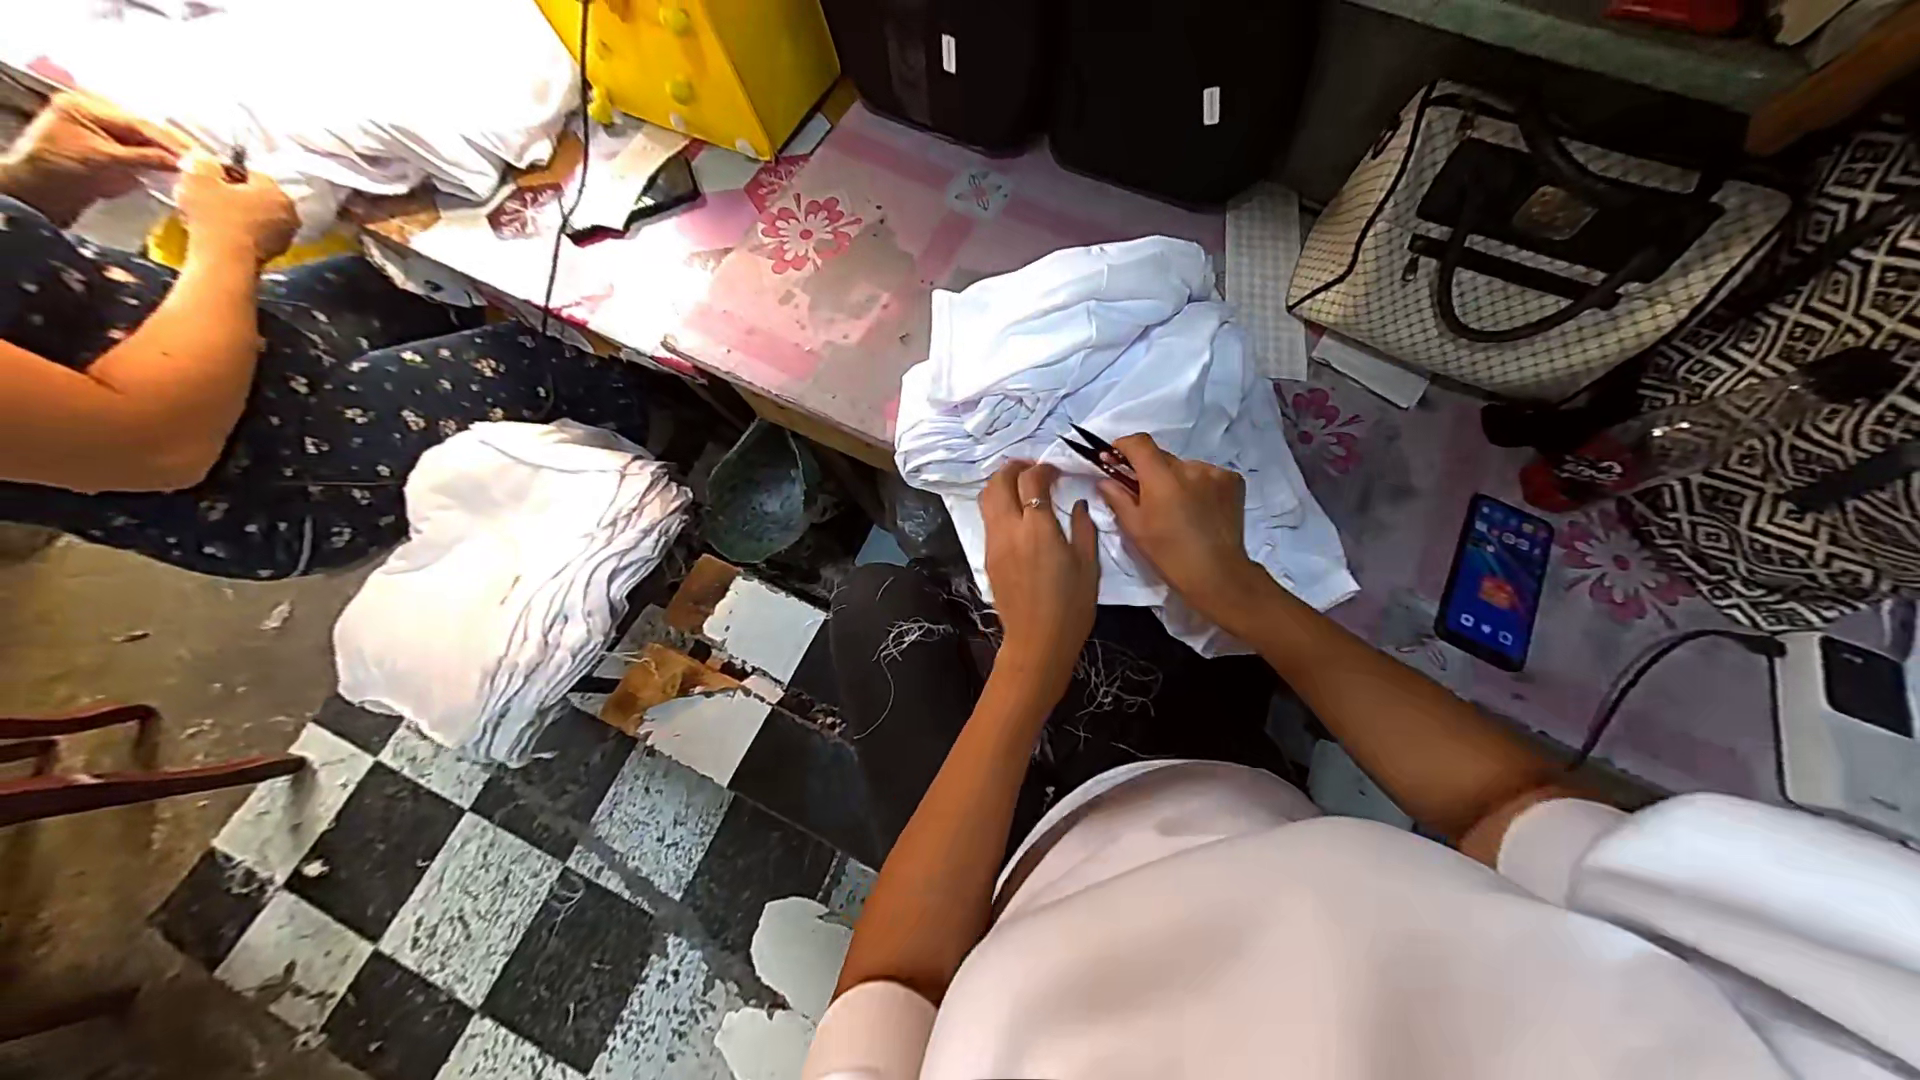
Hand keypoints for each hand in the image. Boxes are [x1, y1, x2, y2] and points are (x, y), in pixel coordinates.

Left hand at [0, 93, 188, 224]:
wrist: (43, 192)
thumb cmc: (63, 170)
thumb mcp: (106, 160)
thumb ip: (147, 158)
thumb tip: (188, 163)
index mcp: (84, 107)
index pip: (139, 123)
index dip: (173, 142)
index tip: (202, 159)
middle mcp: (97, 116)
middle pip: (148, 131)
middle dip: (177, 149)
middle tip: (209, 165)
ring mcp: (109, 134)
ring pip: (152, 143)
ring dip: (175, 157)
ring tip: (203, 170)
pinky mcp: (119, 152)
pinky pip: (150, 155)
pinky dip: (168, 163)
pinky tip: (186, 172)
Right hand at [174, 153, 297, 265]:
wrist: (227, 257)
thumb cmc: (214, 214)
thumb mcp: (197, 178)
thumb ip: (203, 163)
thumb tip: (207, 159)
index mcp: (278, 194)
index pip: (253, 173)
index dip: (227, 170)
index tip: (207, 175)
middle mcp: (292, 214)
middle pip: (260, 195)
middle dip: (236, 191)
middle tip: (209, 192)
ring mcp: (289, 234)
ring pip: (260, 213)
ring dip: (240, 210)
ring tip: (214, 211)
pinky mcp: (280, 250)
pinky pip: (260, 231)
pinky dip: (245, 227)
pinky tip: (225, 228)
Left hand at [981, 462, 1099, 692]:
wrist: (1037, 640)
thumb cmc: (1071, 606)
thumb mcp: (1088, 564)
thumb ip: (1083, 528)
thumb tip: (1078, 504)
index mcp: (1037, 528)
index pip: (1031, 480)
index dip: (1043, 469)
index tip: (1055, 472)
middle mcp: (1009, 529)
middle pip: (998, 482)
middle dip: (1014, 468)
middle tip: (1032, 469)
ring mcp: (994, 543)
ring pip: (986, 499)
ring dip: (1001, 484)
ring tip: (1021, 486)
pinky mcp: (988, 557)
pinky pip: (988, 520)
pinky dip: (998, 506)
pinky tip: (1017, 514)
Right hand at [1097, 433, 1275, 634]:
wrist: (1216, 573)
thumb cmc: (1168, 553)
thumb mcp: (1134, 528)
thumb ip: (1117, 497)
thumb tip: (1104, 479)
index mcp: (1161, 478)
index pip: (1139, 443)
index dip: (1123, 446)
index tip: (1115, 458)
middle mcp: (1189, 468)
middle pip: (1161, 456)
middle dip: (1148, 469)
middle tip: (1144, 494)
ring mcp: (1215, 473)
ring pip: (1184, 467)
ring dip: (1175, 479)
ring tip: (1176, 507)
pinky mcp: (1233, 481)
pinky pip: (1207, 475)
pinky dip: (1198, 485)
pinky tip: (1198, 508)